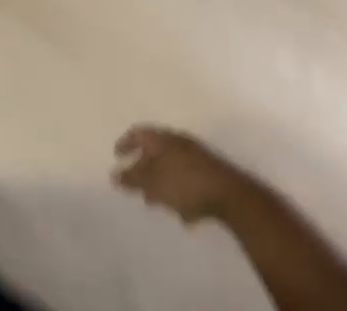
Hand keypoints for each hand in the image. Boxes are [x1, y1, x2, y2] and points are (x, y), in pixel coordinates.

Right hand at [112, 126, 248, 224]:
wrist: (233, 196)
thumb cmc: (184, 184)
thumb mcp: (152, 182)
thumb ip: (132, 178)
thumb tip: (114, 176)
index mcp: (162, 139)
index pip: (138, 133)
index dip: (125, 143)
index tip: (117, 156)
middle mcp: (179, 142)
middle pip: (155, 151)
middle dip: (144, 168)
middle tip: (136, 185)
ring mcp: (198, 157)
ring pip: (173, 167)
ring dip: (162, 183)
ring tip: (157, 202)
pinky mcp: (212, 174)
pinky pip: (189, 180)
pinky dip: (181, 192)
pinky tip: (184, 213)